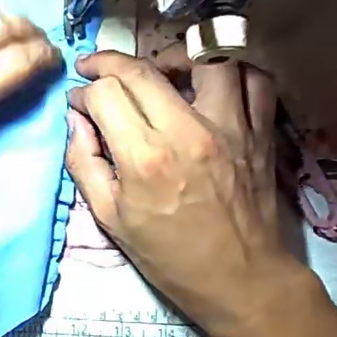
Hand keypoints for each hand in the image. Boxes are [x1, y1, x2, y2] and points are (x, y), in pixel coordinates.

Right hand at [64, 52, 309, 336]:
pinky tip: (210, 84)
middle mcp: (188, 132)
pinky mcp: (260, 133)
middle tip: (97, 71)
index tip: (80, 103)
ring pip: (206, 59)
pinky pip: (255, 81)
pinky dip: (232, 72)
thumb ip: (84, 163)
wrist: (238, 279)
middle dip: (109, 63)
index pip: (106, 94)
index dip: (84, 92)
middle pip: (142, 69)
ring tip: (160, 71)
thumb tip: (76, 119)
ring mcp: (231, 128)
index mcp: (145, 158)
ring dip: (175, 56)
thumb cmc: (169, 256)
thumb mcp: (110, 219)